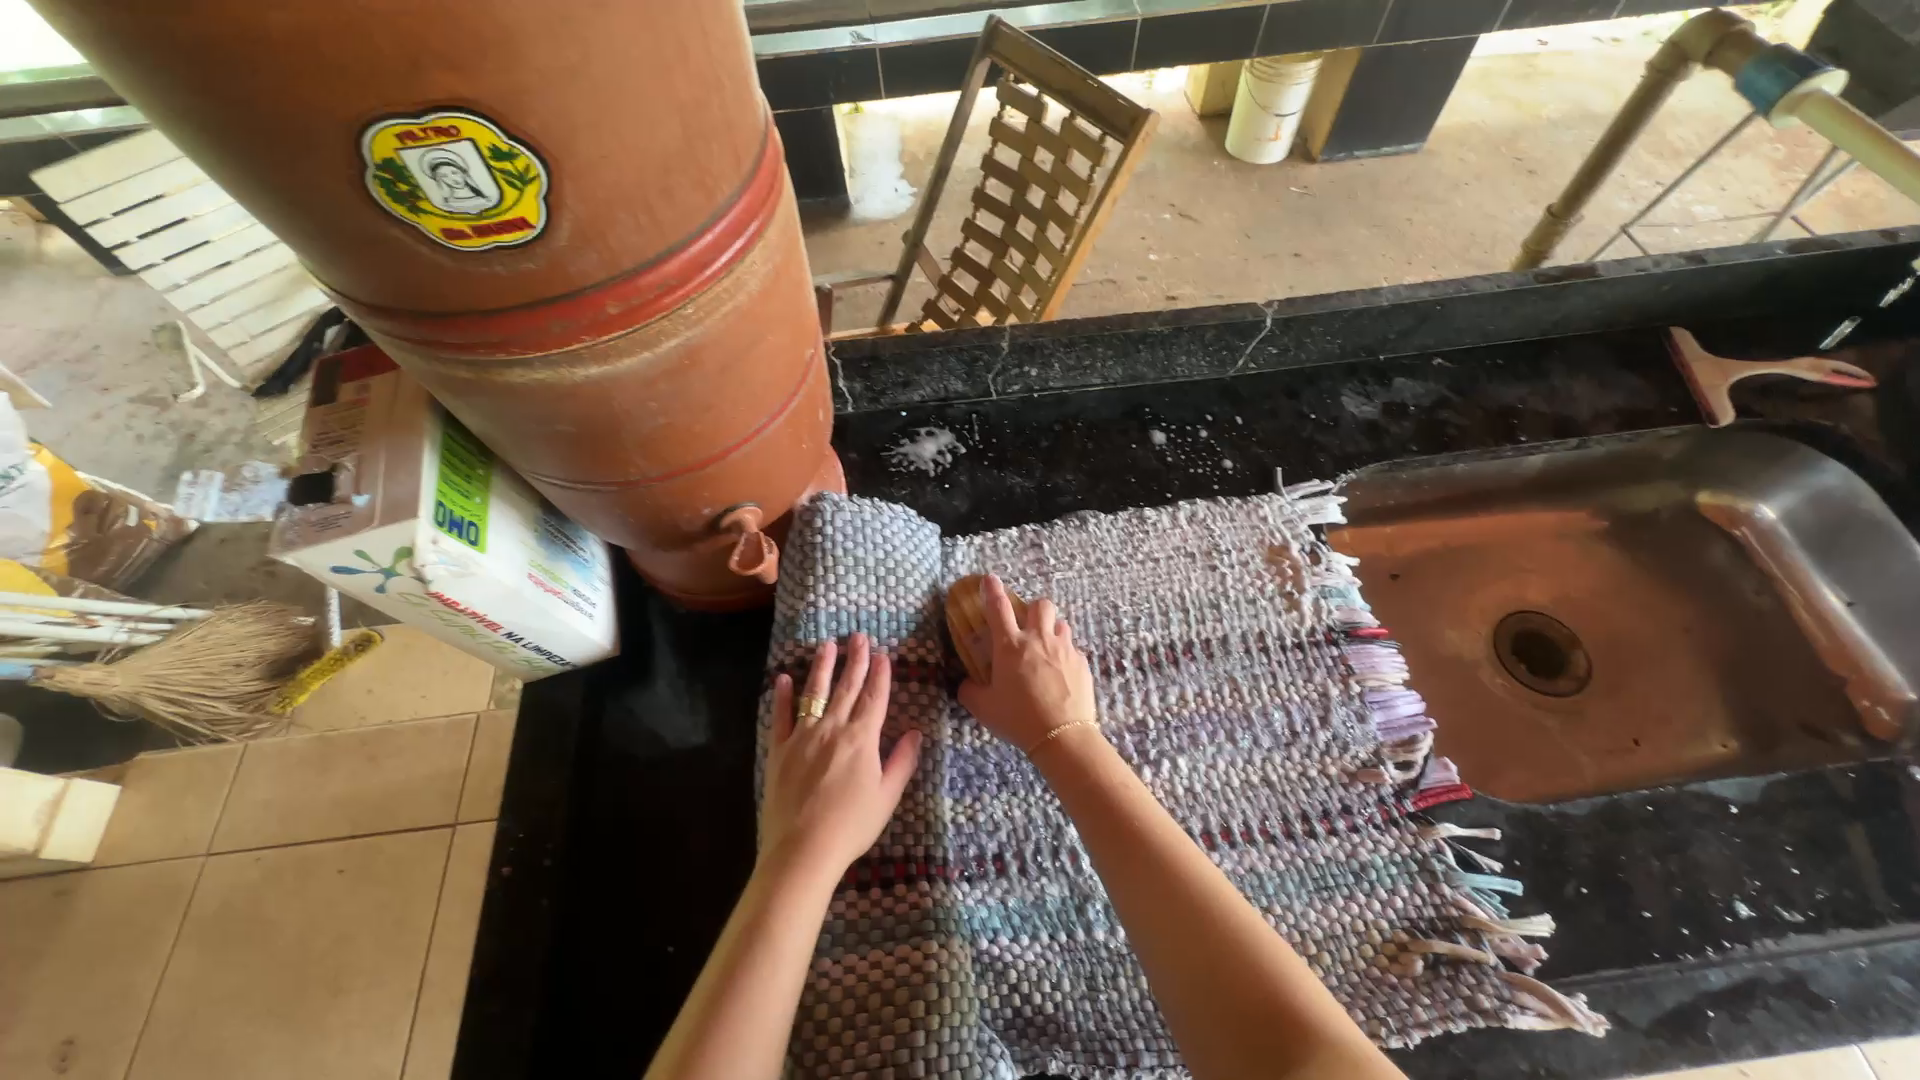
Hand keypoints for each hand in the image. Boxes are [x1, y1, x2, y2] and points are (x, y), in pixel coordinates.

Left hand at [762, 633, 922, 878]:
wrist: (803, 848)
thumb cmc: (851, 826)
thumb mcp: (887, 797)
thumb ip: (901, 762)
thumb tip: (916, 733)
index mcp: (862, 739)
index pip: (874, 698)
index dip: (880, 675)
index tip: (883, 654)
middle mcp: (833, 729)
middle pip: (846, 688)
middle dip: (855, 661)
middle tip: (858, 637)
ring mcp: (803, 737)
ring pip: (814, 694)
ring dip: (822, 667)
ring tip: (827, 645)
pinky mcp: (779, 751)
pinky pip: (781, 717)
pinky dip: (783, 696)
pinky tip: (784, 679)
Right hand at [957, 574, 1097, 752]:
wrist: (1062, 736)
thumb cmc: (1018, 719)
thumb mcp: (983, 708)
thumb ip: (969, 690)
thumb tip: (966, 683)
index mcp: (1010, 646)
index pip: (998, 607)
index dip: (992, 590)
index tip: (989, 579)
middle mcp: (1038, 640)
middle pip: (1040, 605)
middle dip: (1033, 610)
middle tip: (1027, 627)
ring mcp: (1064, 650)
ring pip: (1061, 624)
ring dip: (1051, 631)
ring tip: (1046, 650)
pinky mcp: (1082, 664)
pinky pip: (1074, 649)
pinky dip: (1065, 656)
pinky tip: (1061, 675)